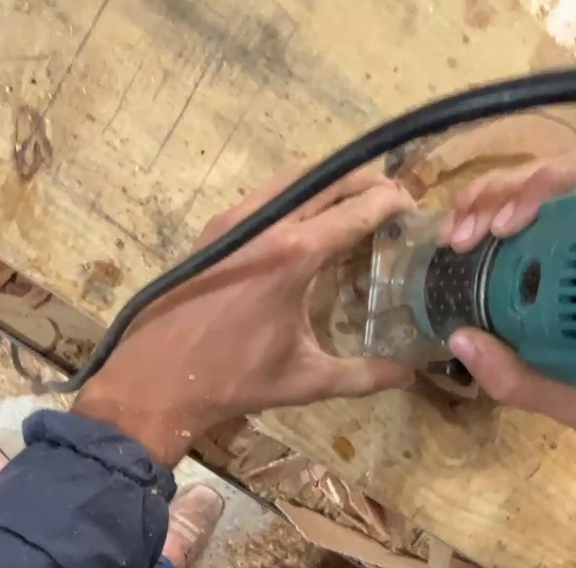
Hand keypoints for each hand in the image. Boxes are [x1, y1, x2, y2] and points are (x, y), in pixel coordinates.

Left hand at [73, 168, 417, 464]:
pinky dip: (299, 194)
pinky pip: (269, 194)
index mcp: (294, 255)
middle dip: (369, 182)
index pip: (358, 208)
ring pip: (297, 178)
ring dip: (333, 183)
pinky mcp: (217, 227)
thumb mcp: (305, 380)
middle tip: (394, 200)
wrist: (159, 377)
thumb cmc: (233, 380)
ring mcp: (236, 219)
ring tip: (356, 203)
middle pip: (331, 179)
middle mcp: (267, 223)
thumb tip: (410, 375)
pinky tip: (309, 221)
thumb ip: (363, 375)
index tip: (416, 208)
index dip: (393, 202)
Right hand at [441, 144, 575, 522]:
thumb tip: (460, 338)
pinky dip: (489, 213)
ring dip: (491, 197)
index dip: (551, 189)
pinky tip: (460, 232)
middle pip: (570, 170)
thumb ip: (520, 378)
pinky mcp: (571, 241)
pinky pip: (532, 209)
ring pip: (547, 181)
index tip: (507, 226)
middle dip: (506, 191)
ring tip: (454, 233)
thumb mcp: (575, 401)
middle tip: (466, 234)